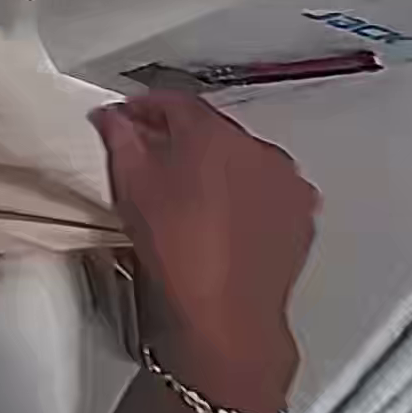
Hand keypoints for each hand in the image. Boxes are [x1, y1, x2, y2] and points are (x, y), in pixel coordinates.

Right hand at [90, 92, 319, 412]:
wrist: (223, 311)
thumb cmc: (175, 245)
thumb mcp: (130, 181)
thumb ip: (118, 136)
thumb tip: (111, 116)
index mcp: (213, 135)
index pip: (175, 101)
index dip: (145, 104)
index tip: (128, 114)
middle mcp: (257, 150)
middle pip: (209, 126)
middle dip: (177, 132)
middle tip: (148, 148)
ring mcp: (285, 182)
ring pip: (239, 154)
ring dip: (211, 158)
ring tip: (182, 182)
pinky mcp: (300, 213)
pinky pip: (264, 184)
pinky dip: (240, 185)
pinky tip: (216, 207)